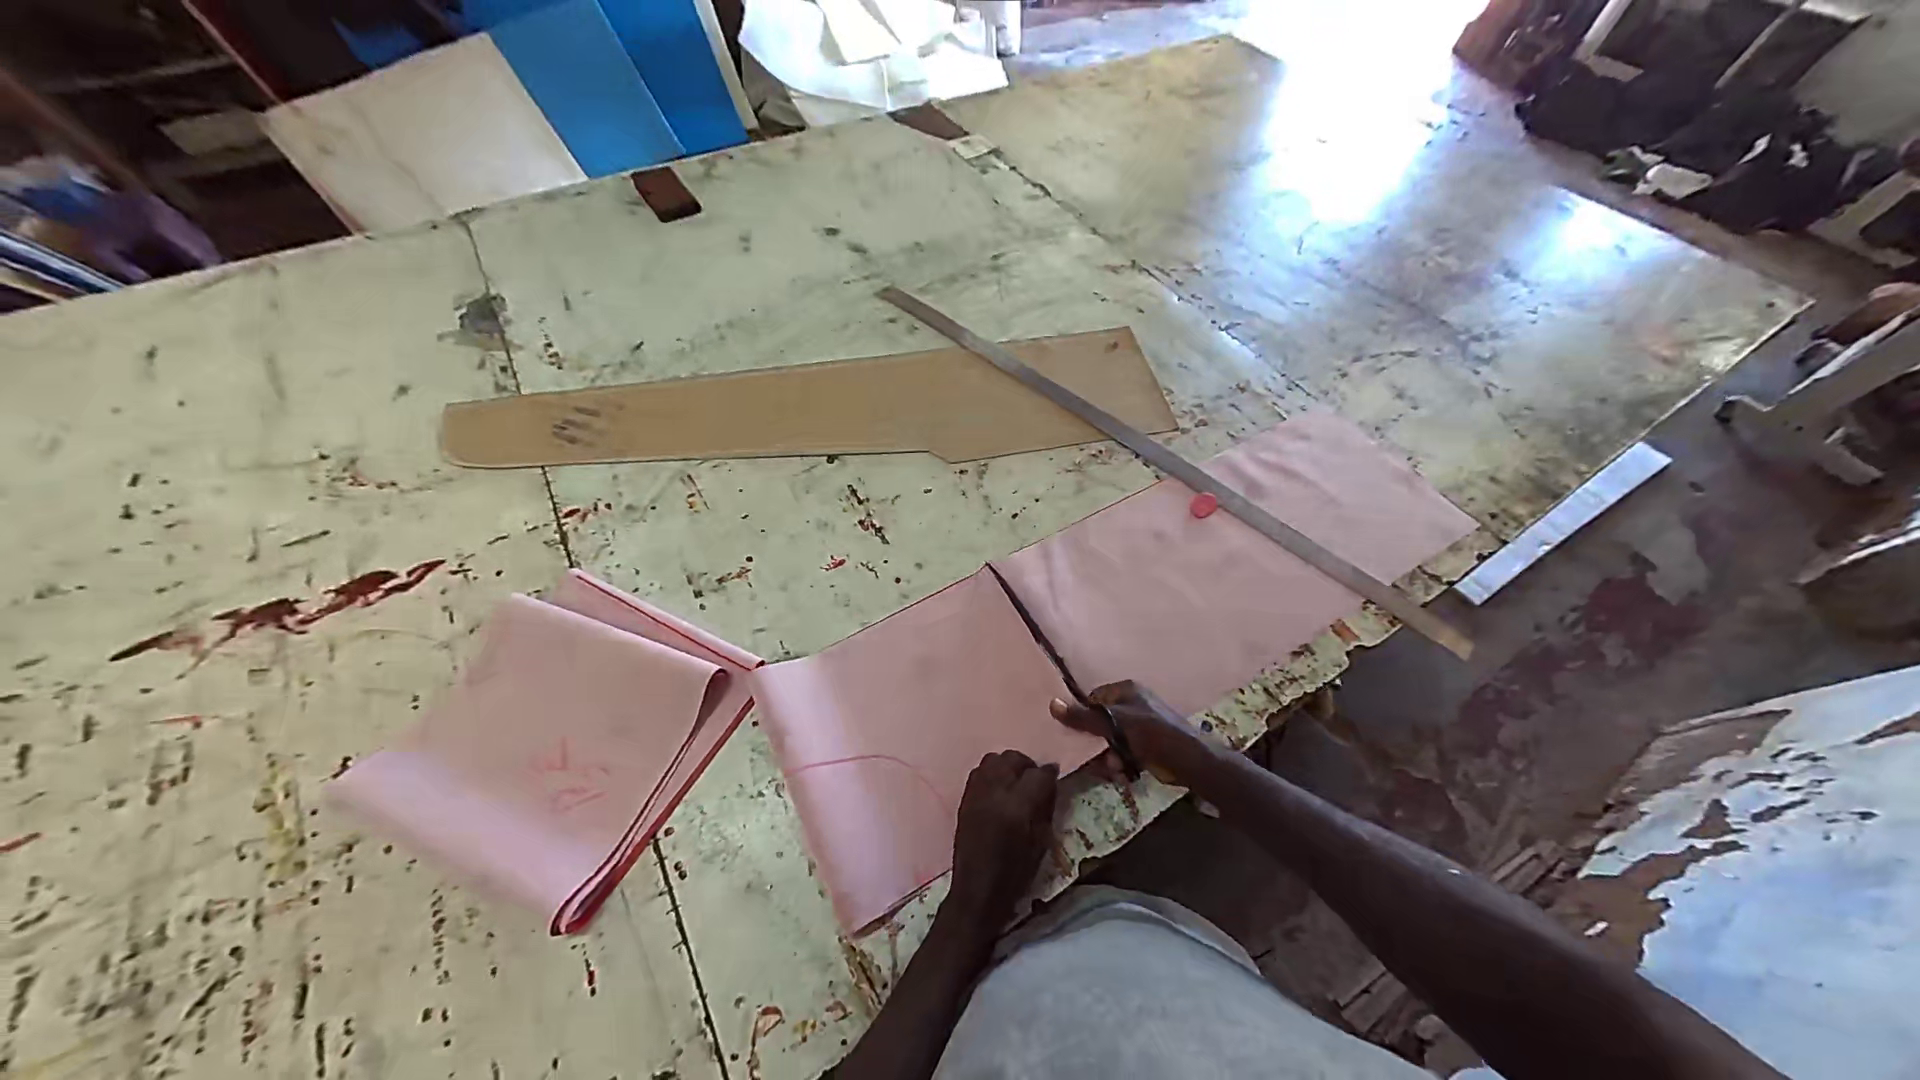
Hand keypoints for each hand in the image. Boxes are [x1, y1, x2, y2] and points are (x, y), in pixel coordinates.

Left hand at [946, 750, 1058, 927]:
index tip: (1054, 778)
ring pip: (994, 759)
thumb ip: (1045, 807)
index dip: (1050, 774)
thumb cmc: (1016, 873)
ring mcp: (976, 792)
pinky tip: (998, 791)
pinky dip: (992, 774)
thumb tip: (1050, 782)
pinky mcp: (963, 797)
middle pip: (1013, 758)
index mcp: (1018, 807)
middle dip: (1027, 766)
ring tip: (1015, 783)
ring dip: (1008, 766)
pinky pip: (979, 771)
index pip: (1039, 773)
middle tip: (1034, 781)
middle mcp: (995, 792)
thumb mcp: (1041, 842)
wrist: (977, 890)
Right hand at [1050, 680, 1217, 780]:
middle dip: (1097, 744)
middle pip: (1099, 723)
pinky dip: (1120, 765)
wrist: (1190, 762)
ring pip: (1108, 742)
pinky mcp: (1144, 747)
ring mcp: (1139, 727)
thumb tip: (1052, 704)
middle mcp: (1131, 705)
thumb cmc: (1154, 734)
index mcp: (1126, 691)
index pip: (1092, 699)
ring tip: (1116, 769)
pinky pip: (1121, 754)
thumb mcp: (1116, 723)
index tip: (1076, 734)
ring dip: (1108, 758)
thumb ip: (1084, 717)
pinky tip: (1123, 774)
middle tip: (1100, 758)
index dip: (1083, 716)